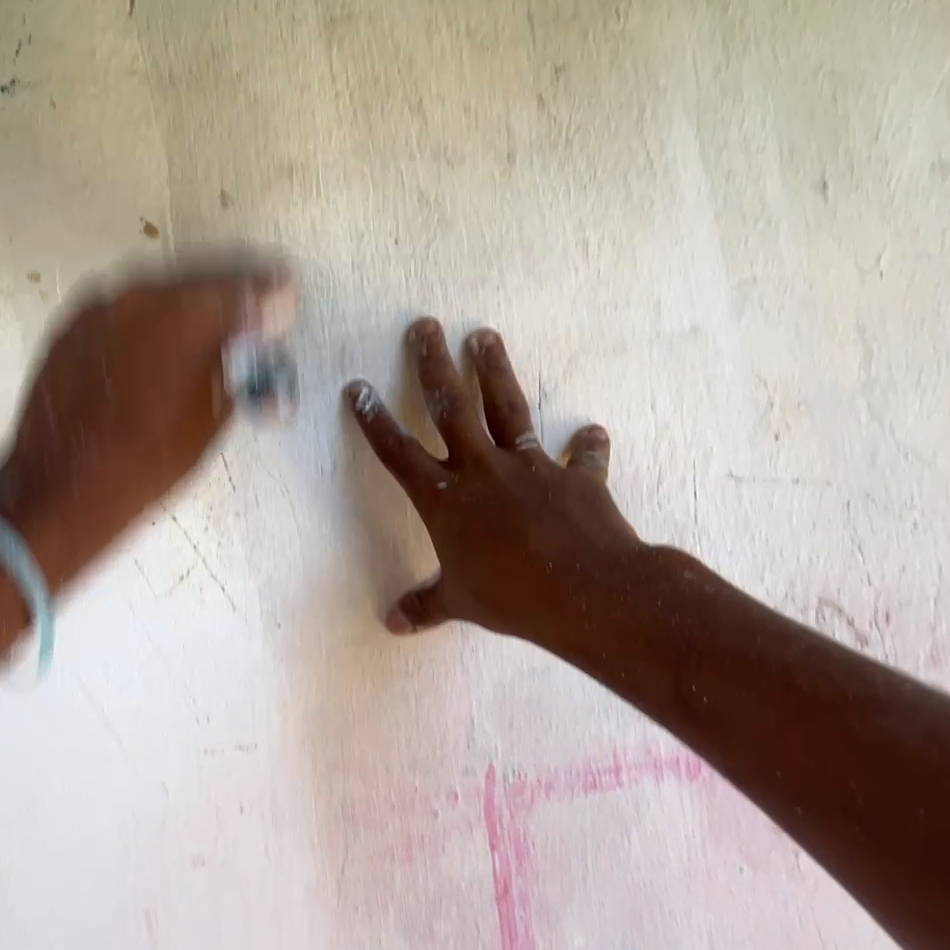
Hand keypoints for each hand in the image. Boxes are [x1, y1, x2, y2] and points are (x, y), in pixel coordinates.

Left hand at [0, 261, 293, 585]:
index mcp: (186, 314)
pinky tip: (158, 349)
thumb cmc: (145, 463)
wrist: (62, 487)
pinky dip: (147, 324)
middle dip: (230, 297)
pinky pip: (122, 313)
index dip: (272, 295)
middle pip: (200, 281)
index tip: (285, 300)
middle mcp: (140, 295)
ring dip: (186, 309)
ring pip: (157, 293)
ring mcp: (98, 308)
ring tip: (206, 335)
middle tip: (252, 315)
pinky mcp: (70, 327)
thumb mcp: (212, 417)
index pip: (245, 287)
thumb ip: (237, 365)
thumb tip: (249, 342)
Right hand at [344, 317, 645, 651]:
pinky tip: (591, 431)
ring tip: (485, 335)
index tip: (358, 387)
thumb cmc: (509, 597)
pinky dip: (586, 446)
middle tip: (425, 325)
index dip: (374, 420)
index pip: (398, 452)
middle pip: (450, 407)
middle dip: (433, 365)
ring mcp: (528, 467)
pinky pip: (581, 458)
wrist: (586, 592)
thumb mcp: (459, 602)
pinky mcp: (575, 477)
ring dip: (494, 370)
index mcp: (444, 498)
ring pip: (506, 408)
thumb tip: (392, 624)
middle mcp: (480, 470)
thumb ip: (426, 605)